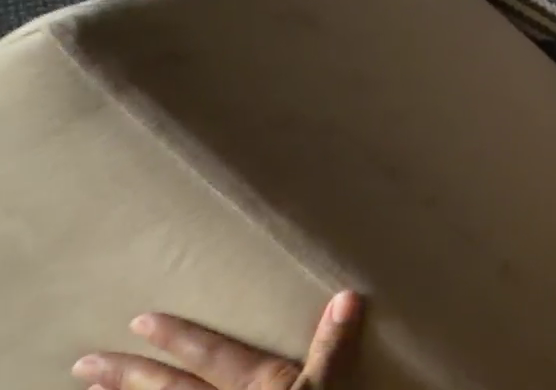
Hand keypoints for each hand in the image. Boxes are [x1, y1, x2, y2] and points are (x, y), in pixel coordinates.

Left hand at [72, 291, 361, 389]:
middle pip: (169, 389)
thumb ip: (332, 347)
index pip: (213, 355)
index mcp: (257, 385)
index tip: (142, 322)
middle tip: (87, 362)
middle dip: (131, 374)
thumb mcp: (326, 387)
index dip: (180, 338)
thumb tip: (347, 296)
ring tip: (91, 389)